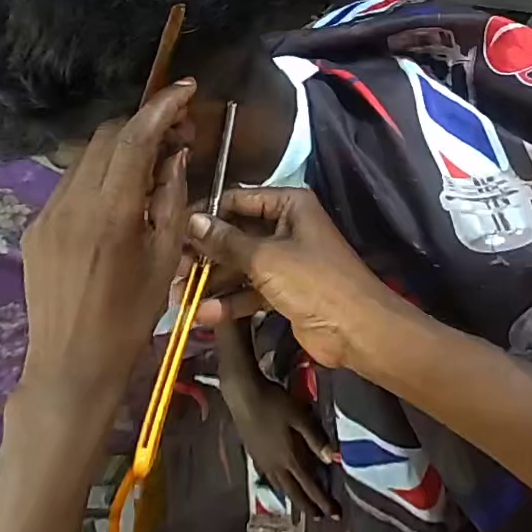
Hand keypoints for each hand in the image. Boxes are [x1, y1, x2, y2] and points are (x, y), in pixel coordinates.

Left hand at [16, 80, 194, 413]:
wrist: (71, 364)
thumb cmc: (131, 317)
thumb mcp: (166, 258)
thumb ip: (170, 197)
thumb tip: (174, 154)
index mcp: (111, 214)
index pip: (134, 139)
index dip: (161, 106)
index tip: (185, 88)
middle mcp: (72, 203)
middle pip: (108, 135)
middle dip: (145, 124)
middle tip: (179, 137)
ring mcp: (47, 212)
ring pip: (88, 154)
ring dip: (123, 146)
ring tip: (153, 165)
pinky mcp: (36, 224)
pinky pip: (73, 181)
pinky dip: (102, 172)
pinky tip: (120, 194)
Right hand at [188, 188, 420, 371]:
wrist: (358, 330)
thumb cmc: (314, 281)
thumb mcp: (266, 258)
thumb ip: (226, 241)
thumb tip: (192, 221)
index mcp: (288, 205)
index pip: (238, 200)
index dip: (206, 214)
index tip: (175, 230)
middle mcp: (285, 227)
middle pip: (235, 235)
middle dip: (205, 254)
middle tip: (173, 269)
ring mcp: (284, 261)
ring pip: (239, 266)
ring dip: (211, 282)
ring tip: (178, 297)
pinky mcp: (283, 291)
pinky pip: (249, 290)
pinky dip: (229, 301)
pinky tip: (202, 315)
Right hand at [219, 354, 337, 518]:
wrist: (244, 396)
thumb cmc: (274, 402)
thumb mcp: (299, 416)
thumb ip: (315, 438)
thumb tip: (332, 459)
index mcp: (289, 458)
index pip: (310, 486)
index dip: (324, 501)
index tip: (336, 514)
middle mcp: (276, 466)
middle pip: (294, 492)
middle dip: (309, 506)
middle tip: (321, 516)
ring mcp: (263, 462)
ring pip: (281, 488)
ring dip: (294, 499)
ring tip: (303, 506)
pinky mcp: (254, 455)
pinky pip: (271, 480)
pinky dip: (280, 488)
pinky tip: (280, 484)